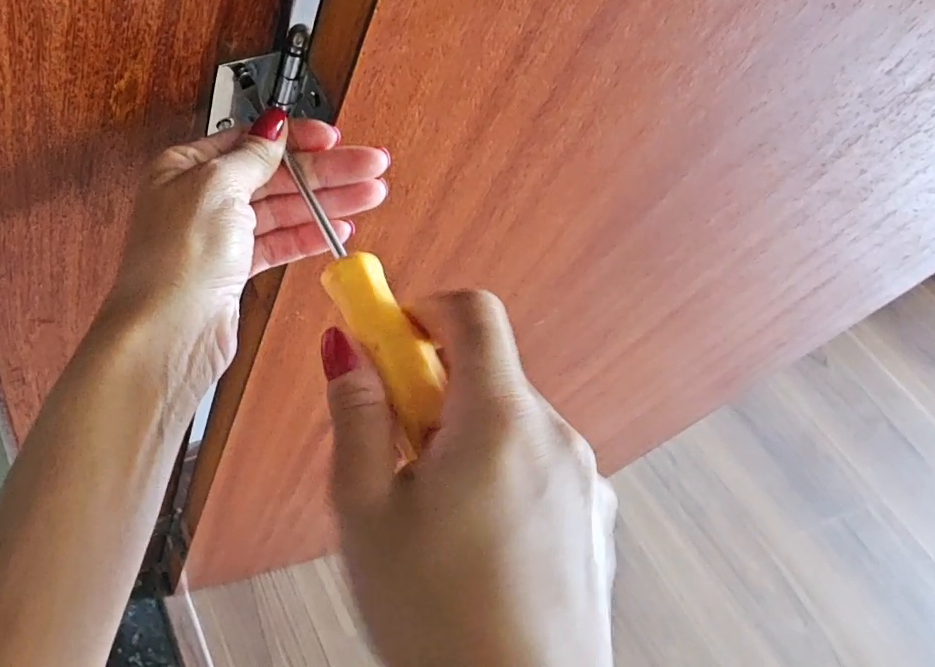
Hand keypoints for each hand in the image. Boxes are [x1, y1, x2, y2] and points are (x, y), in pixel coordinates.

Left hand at [97, 110, 391, 395]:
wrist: (168, 332)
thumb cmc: (176, 260)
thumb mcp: (217, 187)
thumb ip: (252, 155)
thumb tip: (273, 126)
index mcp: (184, 167)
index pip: (248, 141)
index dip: (294, 139)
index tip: (331, 138)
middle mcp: (197, 199)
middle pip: (271, 176)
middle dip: (323, 171)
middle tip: (369, 166)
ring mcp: (215, 236)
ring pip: (280, 210)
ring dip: (326, 202)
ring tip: (369, 195)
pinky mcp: (231, 271)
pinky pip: (277, 244)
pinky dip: (307, 235)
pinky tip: (336, 228)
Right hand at [323, 291, 616, 666]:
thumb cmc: (441, 625)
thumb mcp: (364, 506)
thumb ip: (355, 412)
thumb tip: (346, 350)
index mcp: (500, 425)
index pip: (471, 313)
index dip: (416, 309)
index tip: (374, 327)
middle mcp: (554, 441)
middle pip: (482, 365)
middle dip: (422, 380)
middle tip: (381, 431)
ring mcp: (581, 483)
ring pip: (503, 414)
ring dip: (452, 426)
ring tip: (417, 498)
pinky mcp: (589, 521)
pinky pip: (530, 457)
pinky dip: (488, 462)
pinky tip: (459, 529)